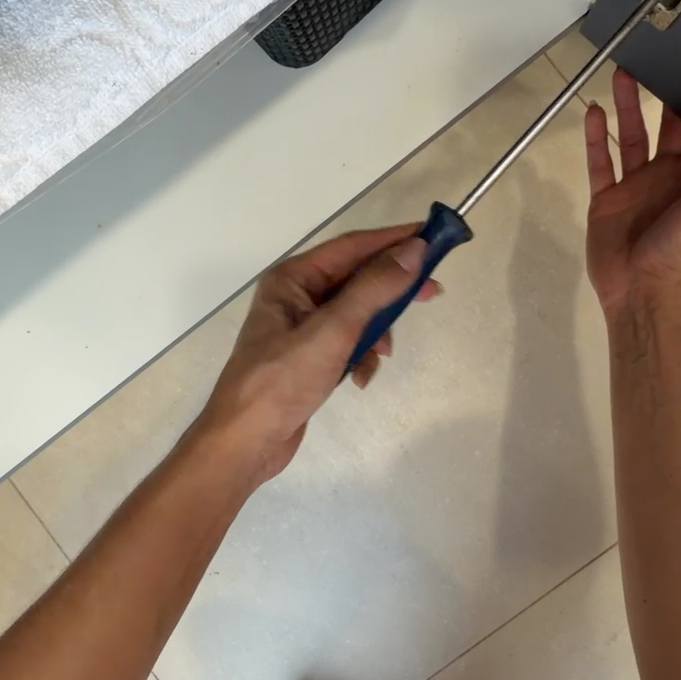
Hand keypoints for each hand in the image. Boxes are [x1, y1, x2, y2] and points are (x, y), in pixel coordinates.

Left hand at [192, 224, 440, 484]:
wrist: (246, 441)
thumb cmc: (282, 380)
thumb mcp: (333, 330)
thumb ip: (374, 288)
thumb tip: (414, 250)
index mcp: (293, 279)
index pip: (353, 247)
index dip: (394, 240)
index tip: (434, 238)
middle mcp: (296, 296)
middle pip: (357, 279)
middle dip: (392, 289)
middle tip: (433, 293)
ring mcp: (302, 328)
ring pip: (357, 314)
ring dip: (376, 333)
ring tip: (382, 355)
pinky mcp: (310, 357)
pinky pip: (348, 343)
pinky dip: (361, 357)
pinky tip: (360, 378)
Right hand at [583, 69, 680, 316]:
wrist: (641, 291)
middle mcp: (669, 174)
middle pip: (668, 126)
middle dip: (666, 95)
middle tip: (664, 57)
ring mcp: (636, 185)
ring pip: (631, 138)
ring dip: (628, 107)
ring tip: (624, 73)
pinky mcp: (607, 198)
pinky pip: (601, 162)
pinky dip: (597, 139)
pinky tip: (593, 111)